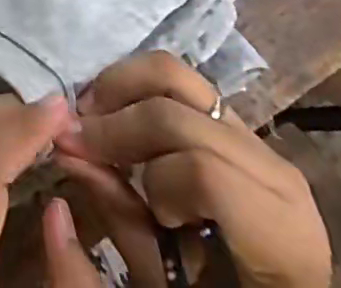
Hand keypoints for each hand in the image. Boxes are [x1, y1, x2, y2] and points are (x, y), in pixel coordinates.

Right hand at [56, 53, 330, 287]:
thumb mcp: (166, 279)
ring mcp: (256, 138)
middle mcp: (271, 169)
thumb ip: (119, 213)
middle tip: (74, 131)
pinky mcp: (235, 122)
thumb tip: (66, 150)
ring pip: (178, 73)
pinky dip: (137, 87)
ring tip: (91, 111)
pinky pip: (180, 83)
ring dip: (122, 85)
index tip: (81, 157)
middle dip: (115, 113)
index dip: (138, 160)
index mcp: (274, 230)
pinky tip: (115, 111)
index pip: (200, 168)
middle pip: (180, 104)